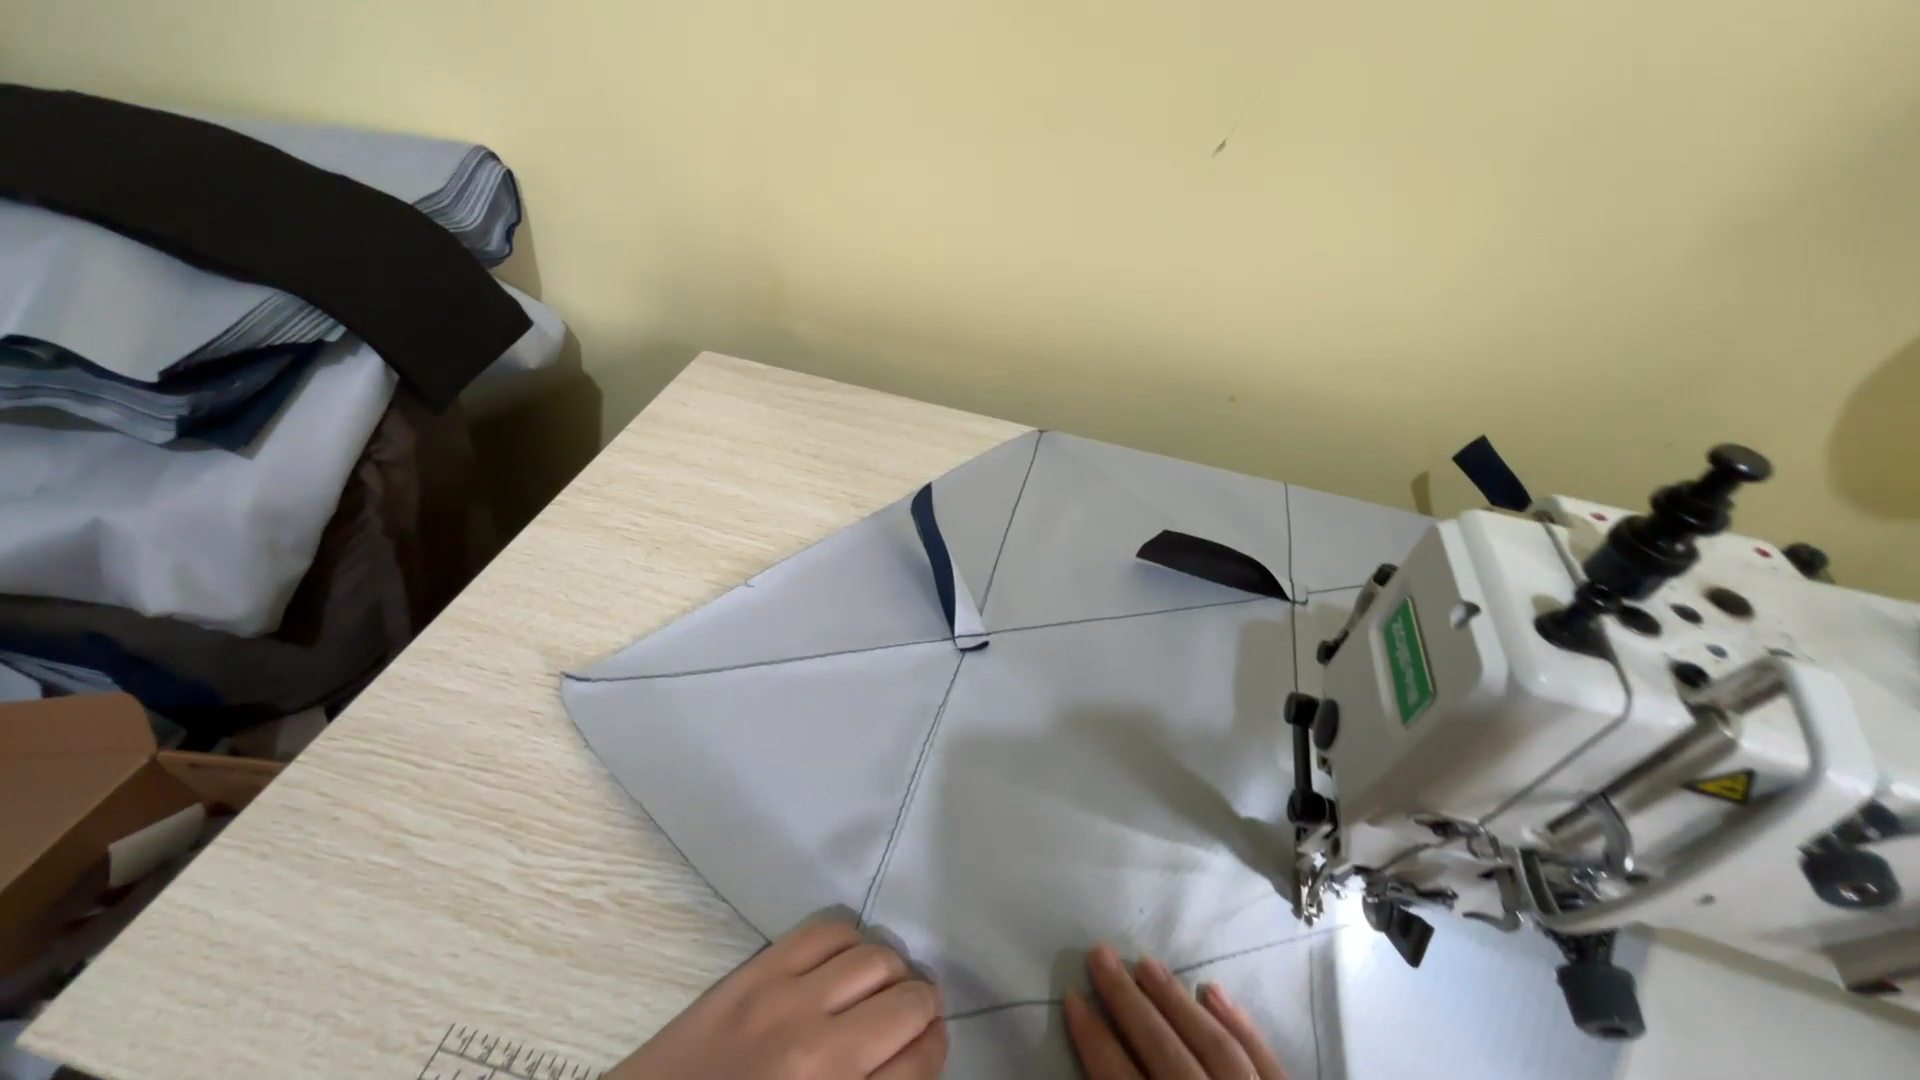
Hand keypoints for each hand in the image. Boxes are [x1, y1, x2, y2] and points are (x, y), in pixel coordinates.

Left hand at [608, 919, 945, 1079]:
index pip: (921, 1063)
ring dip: (892, 972)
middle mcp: (818, 1053)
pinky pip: (827, 931)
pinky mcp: (756, 971)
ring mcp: (784, 1002)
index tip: (928, 1043)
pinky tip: (846, 962)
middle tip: (912, 1016)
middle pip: (907, 1003)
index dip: (934, 1049)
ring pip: (875, 958)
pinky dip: (851, 941)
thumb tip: (915, 1052)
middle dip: (922, 1008)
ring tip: (882, 986)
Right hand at [1065, 943, 1288, 1079]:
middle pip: (1164, 1051)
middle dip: (1128, 1001)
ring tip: (1147, 962)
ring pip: (1215, 1048)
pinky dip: (1241, 1026)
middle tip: (1100, 954)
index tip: (1073, 997)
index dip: (1095, 1039)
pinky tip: (1215, 992)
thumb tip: (1096, 1065)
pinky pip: (1267, 1063)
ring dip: (1177, 1002)